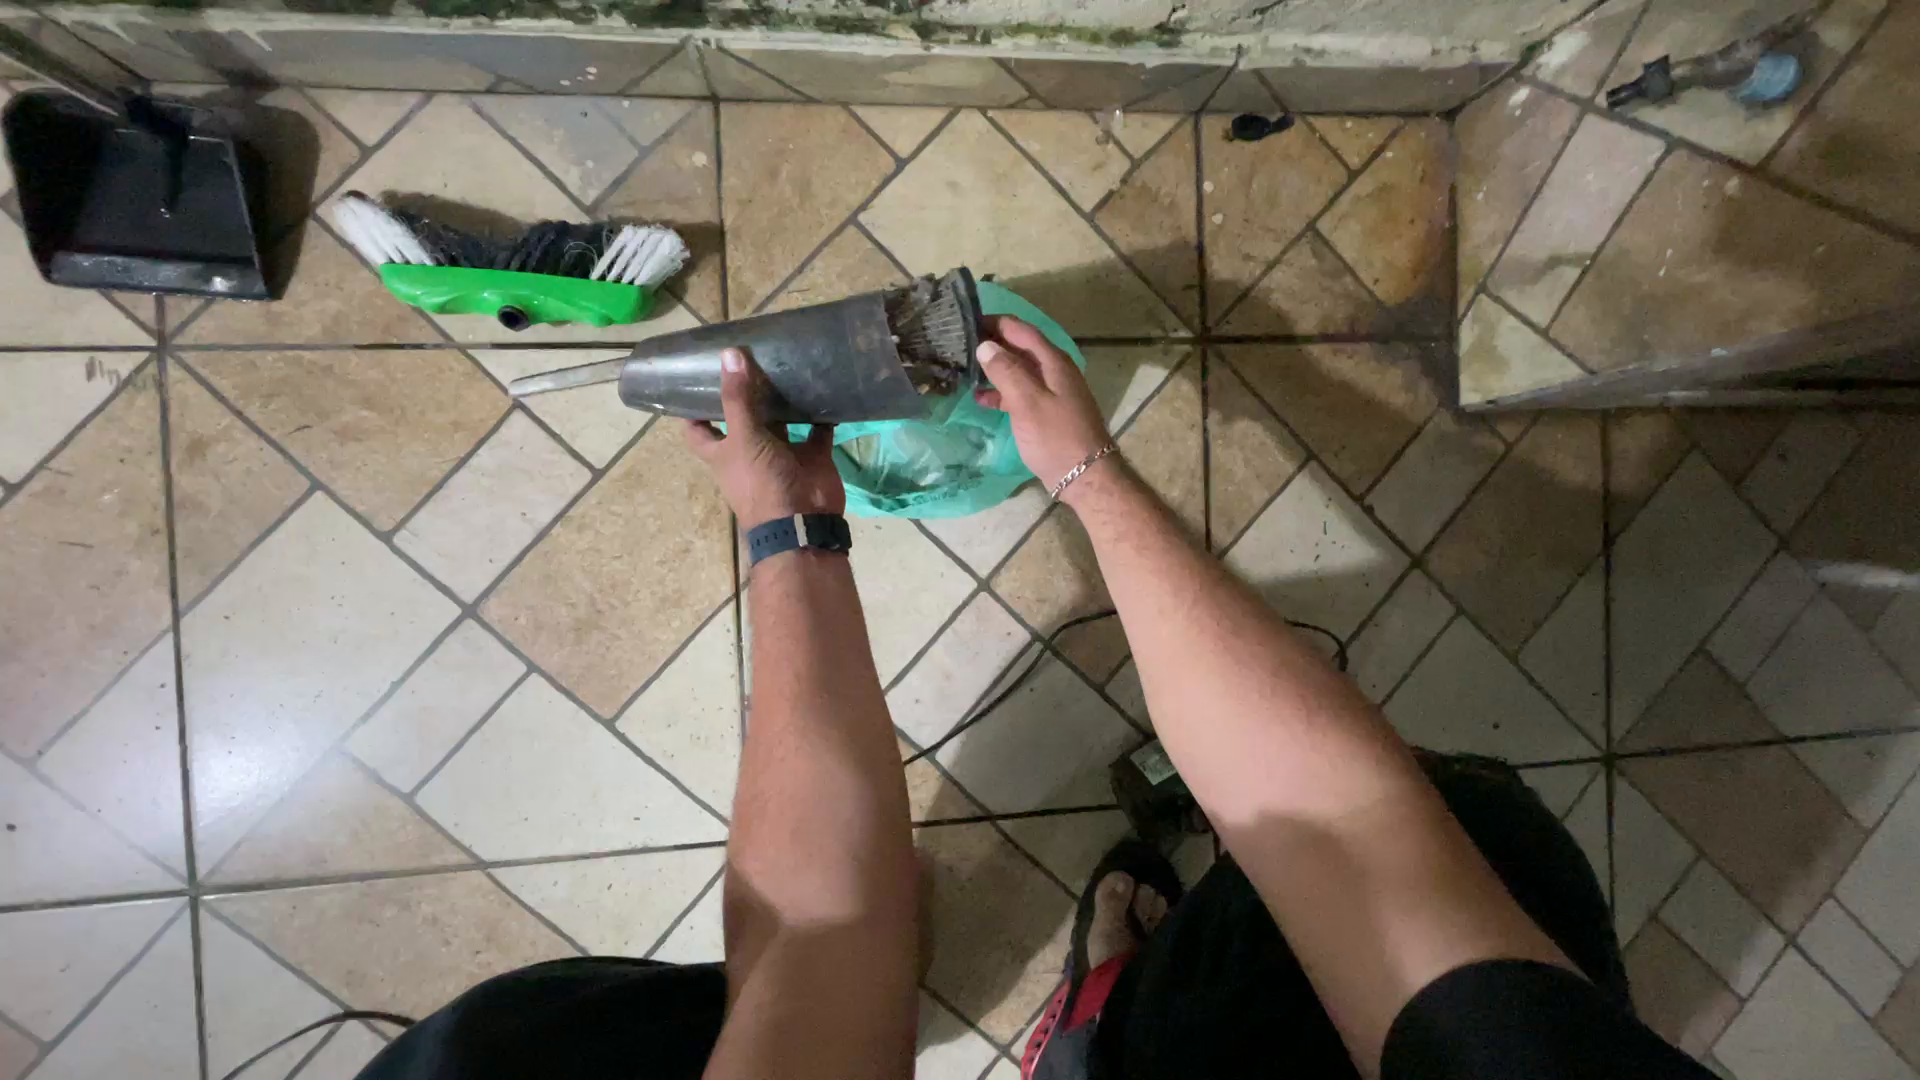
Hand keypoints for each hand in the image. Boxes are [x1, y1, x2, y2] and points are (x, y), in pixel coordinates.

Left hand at [684, 348, 844, 524]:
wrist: (802, 521)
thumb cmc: (762, 483)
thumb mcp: (743, 438)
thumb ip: (737, 399)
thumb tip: (729, 353)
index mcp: (724, 452)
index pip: (698, 429)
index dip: (692, 409)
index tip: (695, 378)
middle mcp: (750, 452)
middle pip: (744, 418)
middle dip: (747, 394)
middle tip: (750, 358)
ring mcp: (783, 455)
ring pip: (782, 422)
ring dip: (785, 401)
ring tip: (787, 365)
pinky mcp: (812, 458)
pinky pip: (817, 432)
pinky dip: (821, 415)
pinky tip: (824, 390)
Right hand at [972, 315, 1114, 502]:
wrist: (1085, 477)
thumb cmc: (1056, 438)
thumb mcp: (1028, 402)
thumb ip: (1007, 371)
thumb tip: (985, 345)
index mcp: (1053, 362)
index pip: (1021, 329)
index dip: (995, 322)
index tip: (966, 322)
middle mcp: (1054, 371)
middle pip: (1020, 347)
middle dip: (992, 344)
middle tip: (959, 346)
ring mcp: (1052, 392)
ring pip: (1019, 371)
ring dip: (995, 369)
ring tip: (964, 371)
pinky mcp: (1048, 412)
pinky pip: (1022, 392)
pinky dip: (1002, 392)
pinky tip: (982, 399)